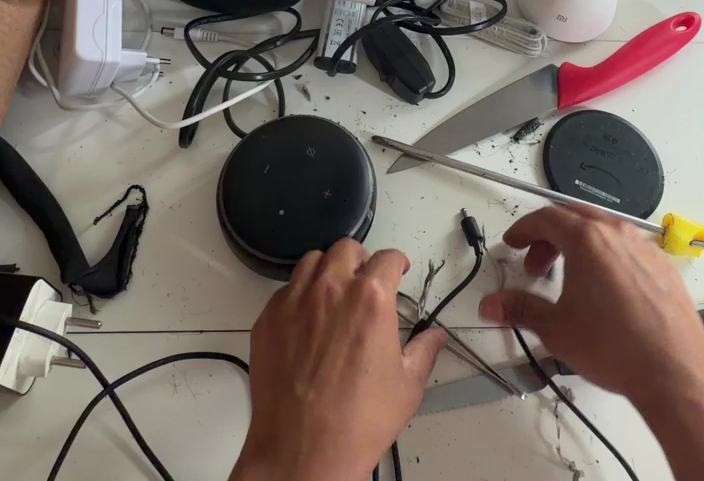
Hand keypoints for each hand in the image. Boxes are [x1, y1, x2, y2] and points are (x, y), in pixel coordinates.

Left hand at [231, 238, 446, 480]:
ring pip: (312, 261)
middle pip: (347, 248)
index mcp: (370, 297)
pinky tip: (307, 319)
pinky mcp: (268, 319)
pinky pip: (285, 290)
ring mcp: (294, 301)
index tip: (398, 270)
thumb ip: (424, 350)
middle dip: (361, 259)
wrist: (302, 455)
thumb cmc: (357, 422)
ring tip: (335, 291)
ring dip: (328, 269)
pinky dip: (299, 295)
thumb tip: (435, 335)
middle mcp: (331, 288)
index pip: (388, 258)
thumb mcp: (407, 386)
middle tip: (366, 279)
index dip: (397, 263)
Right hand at [478, 204, 703, 408]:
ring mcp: (645, 247)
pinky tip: (606, 289)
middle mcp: (617, 233)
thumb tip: (489, 304)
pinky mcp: (664, 266)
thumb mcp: (556, 329)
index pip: (546, 218)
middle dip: (549, 235)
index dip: (524, 229)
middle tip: (536, 263)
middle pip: (574, 216)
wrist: (674, 375)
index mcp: (588, 239)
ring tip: (570, 277)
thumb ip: (519, 309)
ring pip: (604, 228)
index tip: (513, 242)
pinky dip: (608, 255)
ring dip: (579, 243)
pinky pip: (628, 247)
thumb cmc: (614, 348)